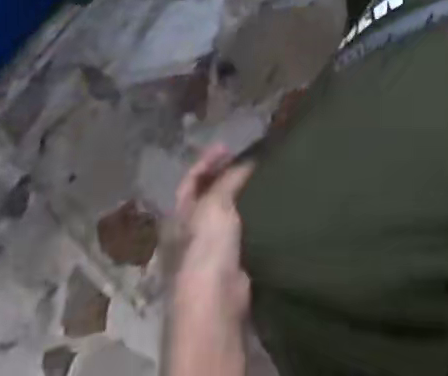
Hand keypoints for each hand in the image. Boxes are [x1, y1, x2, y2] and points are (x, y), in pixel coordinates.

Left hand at [169, 145, 255, 325]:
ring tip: (263, 179)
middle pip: (208, 196)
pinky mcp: (231, 265)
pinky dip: (254, 219)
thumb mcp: (215, 203)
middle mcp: (190, 231)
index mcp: (178, 215)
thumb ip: (231, 178)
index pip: (190, 180)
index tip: (228, 145)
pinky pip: (242, 233)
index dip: (207, 160)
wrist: (215, 301)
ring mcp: (210, 250)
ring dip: (242, 198)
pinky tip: (269, 208)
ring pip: (226, 215)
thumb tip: (250, 158)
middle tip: (249, 160)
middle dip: (226, 177)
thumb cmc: (206, 247)